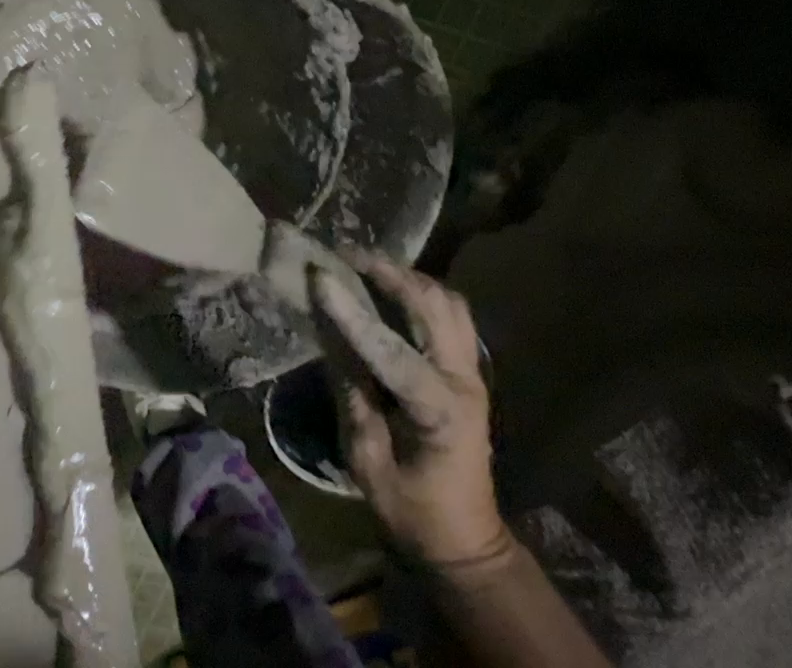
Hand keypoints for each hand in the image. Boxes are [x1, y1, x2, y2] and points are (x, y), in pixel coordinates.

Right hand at [310, 254, 512, 570]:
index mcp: (440, 412)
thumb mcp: (368, 461)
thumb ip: (352, 398)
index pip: (393, 350)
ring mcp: (473, 376)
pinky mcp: (468, 375)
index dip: (353, 311)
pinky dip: (420, 294)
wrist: (465, 538)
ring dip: (408, 278)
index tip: (318, 276)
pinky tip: (388, 289)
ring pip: (450, 305)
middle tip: (344, 253)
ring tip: (363, 264)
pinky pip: (451, 319)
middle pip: (436, 308)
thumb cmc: (412, 510)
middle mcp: (465, 383)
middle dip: (389, 274)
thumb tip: (332, 343)